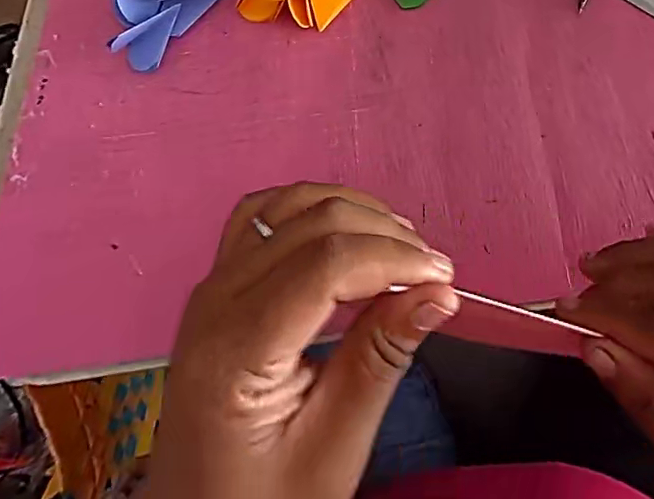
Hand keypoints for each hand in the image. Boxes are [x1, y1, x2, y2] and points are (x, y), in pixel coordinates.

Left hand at [142, 183, 458, 498]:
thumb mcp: (332, 450)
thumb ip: (382, 358)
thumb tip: (439, 293)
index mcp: (235, 350)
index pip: (326, 264)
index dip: (393, 257)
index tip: (442, 275)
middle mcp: (214, 301)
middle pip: (313, 222)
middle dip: (384, 233)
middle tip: (431, 269)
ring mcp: (212, 284)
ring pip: (291, 203)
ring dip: (354, 211)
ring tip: (400, 244)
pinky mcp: (219, 281)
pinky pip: (266, 213)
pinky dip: (314, 206)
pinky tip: (346, 226)